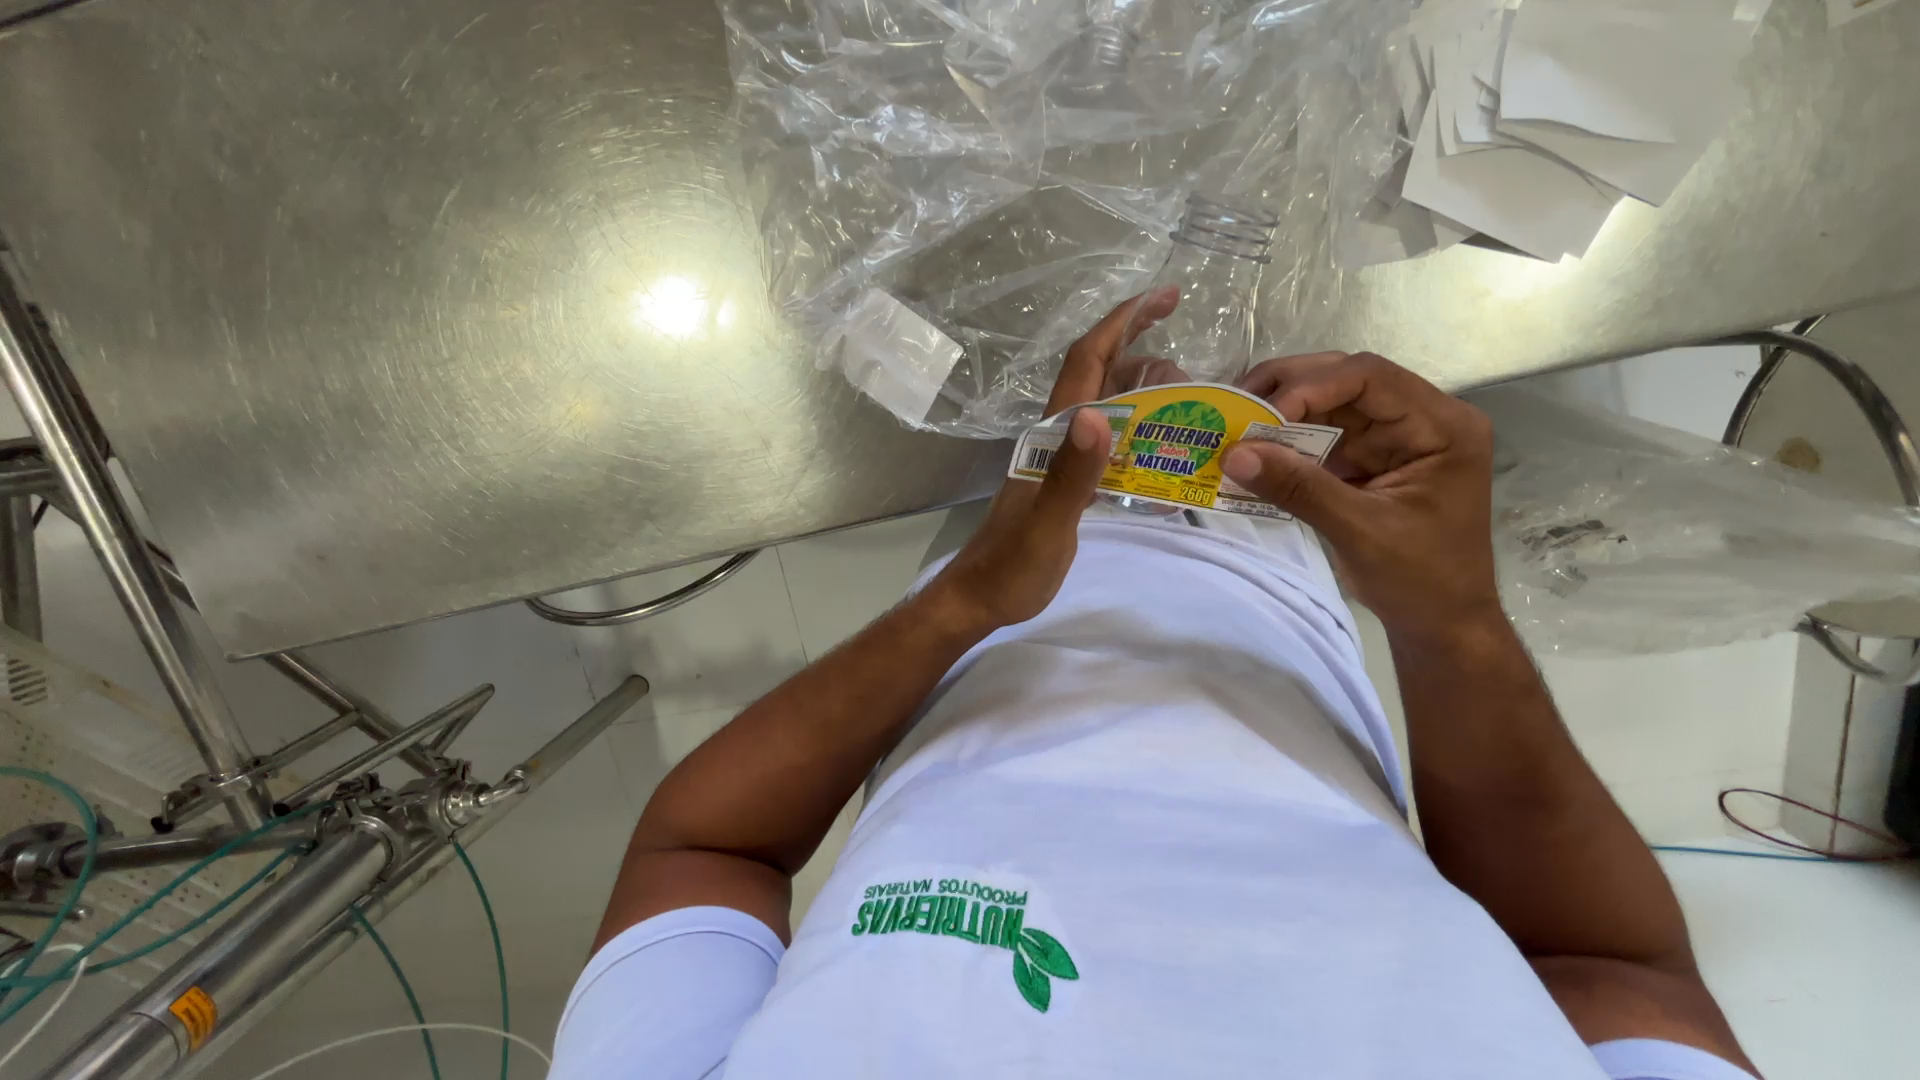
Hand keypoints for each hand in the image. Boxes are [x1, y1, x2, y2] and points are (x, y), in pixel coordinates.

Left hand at [930, 288, 1179, 630]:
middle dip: (1146, 355)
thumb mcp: (1047, 525)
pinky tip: (1163, 449)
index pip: (1087, 362)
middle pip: (1102, 377)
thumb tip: (1096, 415)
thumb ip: (1072, 475)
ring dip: (1146, 395)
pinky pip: (1109, 445)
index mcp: (1051, 435)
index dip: (1123, 322)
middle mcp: (1057, 437)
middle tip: (1195, 373)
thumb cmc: (1011, 565)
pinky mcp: (1069, 486)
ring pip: (1108, 410)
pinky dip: (1139, 434)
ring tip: (1191, 406)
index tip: (1166, 297)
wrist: (981, 598)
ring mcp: (1062, 461)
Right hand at [1227, 352, 1499, 640]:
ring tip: (1236, 423)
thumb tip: (1234, 454)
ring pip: (1331, 404)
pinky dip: (1287, 442)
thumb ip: (1300, 488)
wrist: (1442, 622)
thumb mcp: (1360, 531)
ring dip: (1282, 412)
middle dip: (1289, 388)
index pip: (1370, 378)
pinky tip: (1254, 449)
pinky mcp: (1372, 459)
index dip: (1311, 386)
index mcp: (1442, 426)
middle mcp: (1421, 419)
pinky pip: (1324, 436)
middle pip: (1348, 380)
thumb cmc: (1420, 579)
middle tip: (1235, 404)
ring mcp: (1395, 439)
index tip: (1261, 415)